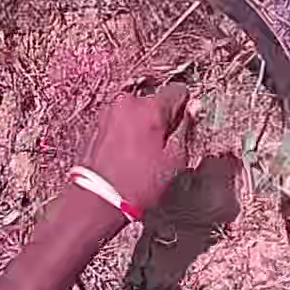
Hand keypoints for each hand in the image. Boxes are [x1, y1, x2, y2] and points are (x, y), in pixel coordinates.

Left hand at [78, 83, 190, 213]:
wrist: (98, 198)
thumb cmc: (136, 184)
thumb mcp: (174, 160)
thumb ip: (186, 129)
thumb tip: (192, 110)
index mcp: (150, 108)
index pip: (177, 91)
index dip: (184, 106)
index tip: (185, 119)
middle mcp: (127, 104)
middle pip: (153, 101)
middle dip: (160, 117)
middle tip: (164, 143)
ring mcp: (108, 113)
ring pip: (134, 111)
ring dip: (142, 124)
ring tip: (145, 151)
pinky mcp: (96, 125)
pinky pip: (119, 121)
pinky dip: (126, 131)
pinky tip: (129, 153)